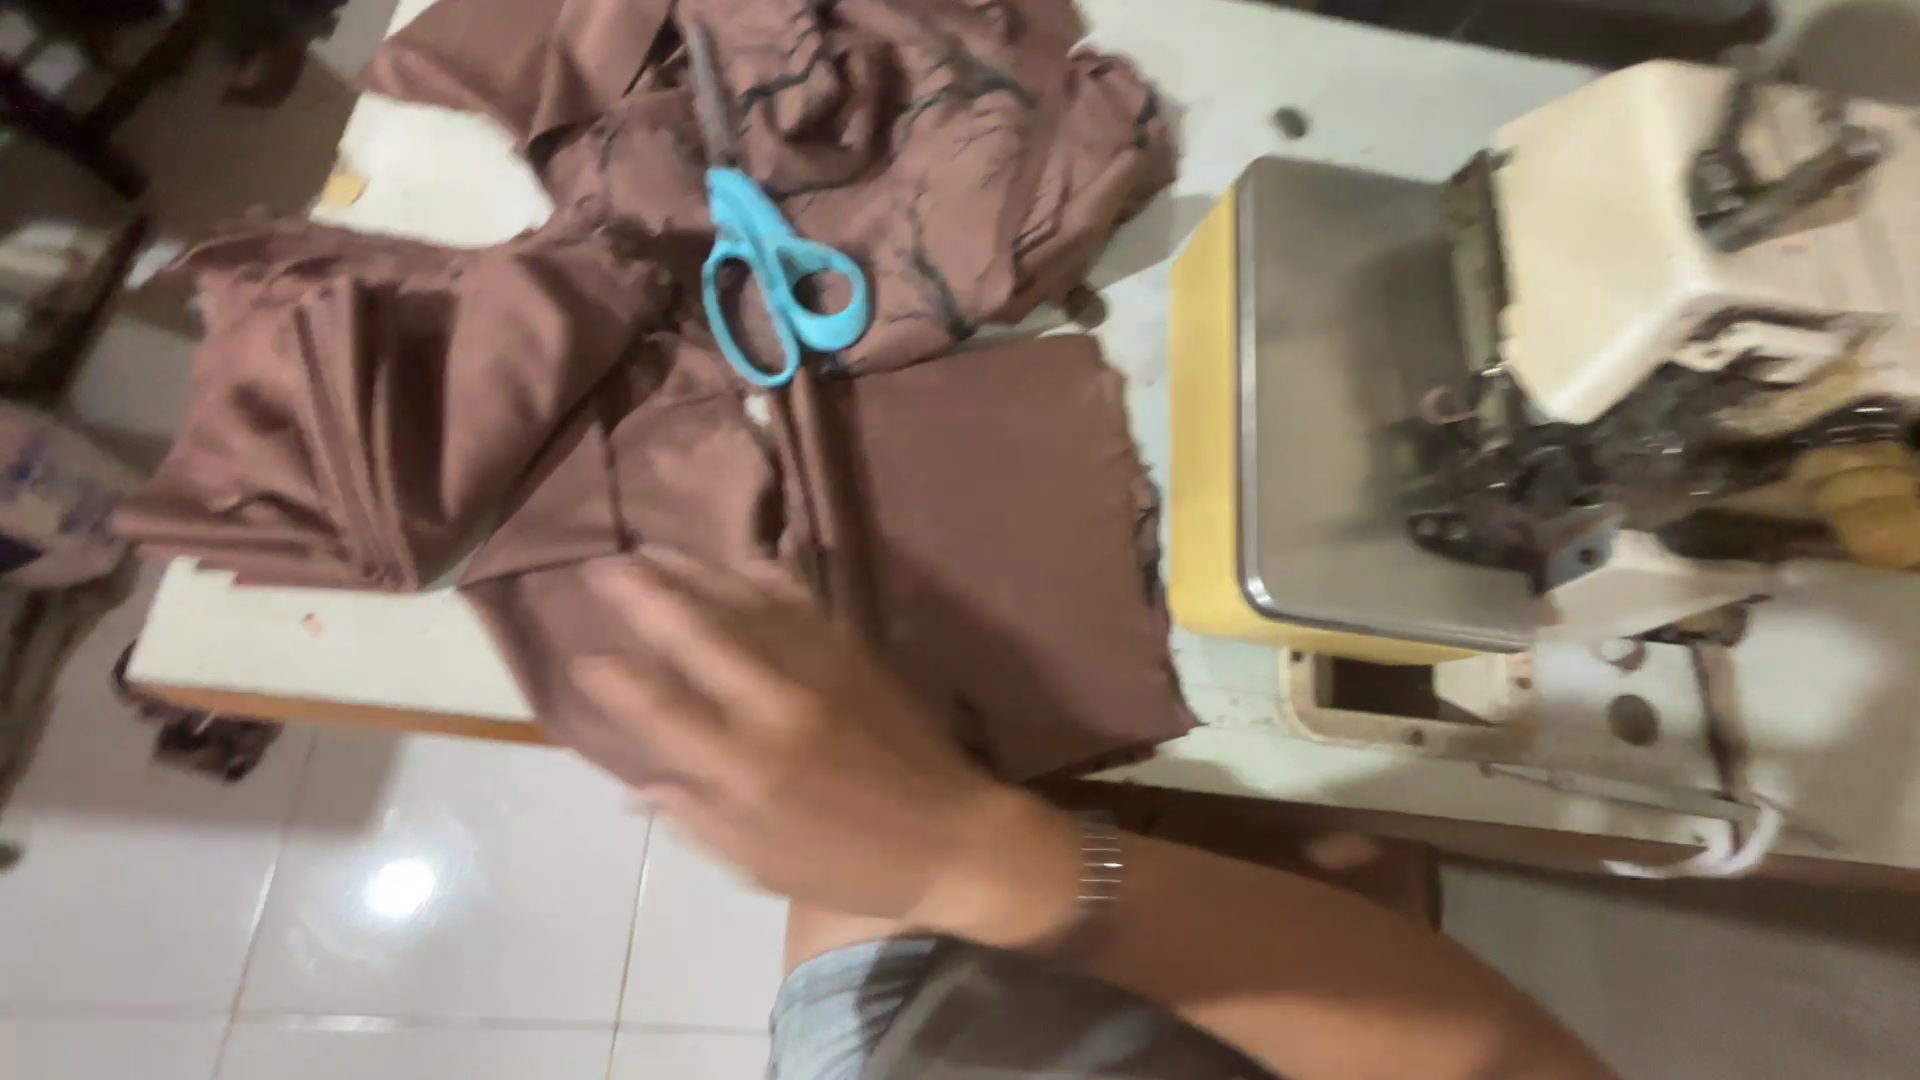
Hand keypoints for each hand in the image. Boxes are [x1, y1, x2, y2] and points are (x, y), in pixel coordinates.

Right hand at [570, 550, 1081, 946]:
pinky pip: (806, 603)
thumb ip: (697, 817)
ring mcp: (822, 670)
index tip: (583, 655)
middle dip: (645, 595)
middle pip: (699, 635)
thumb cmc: (852, 865)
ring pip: (748, 606)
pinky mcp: (857, 654)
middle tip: (602, 566)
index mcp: (746, 768)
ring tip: (657, 551)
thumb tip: (637, 782)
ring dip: (699, 574)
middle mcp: (777, 706)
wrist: (952, 834)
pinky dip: (771, 577)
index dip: (614, 678)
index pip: (661, 708)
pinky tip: (746, 561)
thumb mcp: (765, 864)